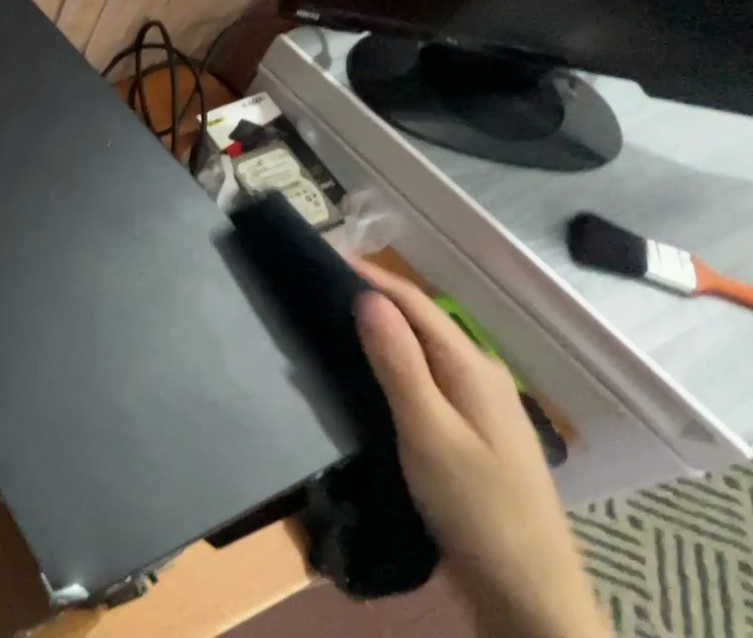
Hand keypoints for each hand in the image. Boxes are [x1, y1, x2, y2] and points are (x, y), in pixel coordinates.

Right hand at [350, 258, 603, 637]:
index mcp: (470, 367)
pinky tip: (362, 367)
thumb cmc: (473, 501)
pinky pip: (422, 372)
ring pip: (420, 346)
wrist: (522, 580)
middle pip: (419, 320)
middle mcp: (477, 374)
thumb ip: (398, 363)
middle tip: (312, 283)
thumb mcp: (428, 430)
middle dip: (370, 294)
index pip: (414, 302)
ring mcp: (476, 402)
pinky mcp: (466, 427)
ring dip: (378, 324)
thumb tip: (367, 297)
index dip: (368, 274)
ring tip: (327, 315)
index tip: (318, 254)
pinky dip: (388, 355)